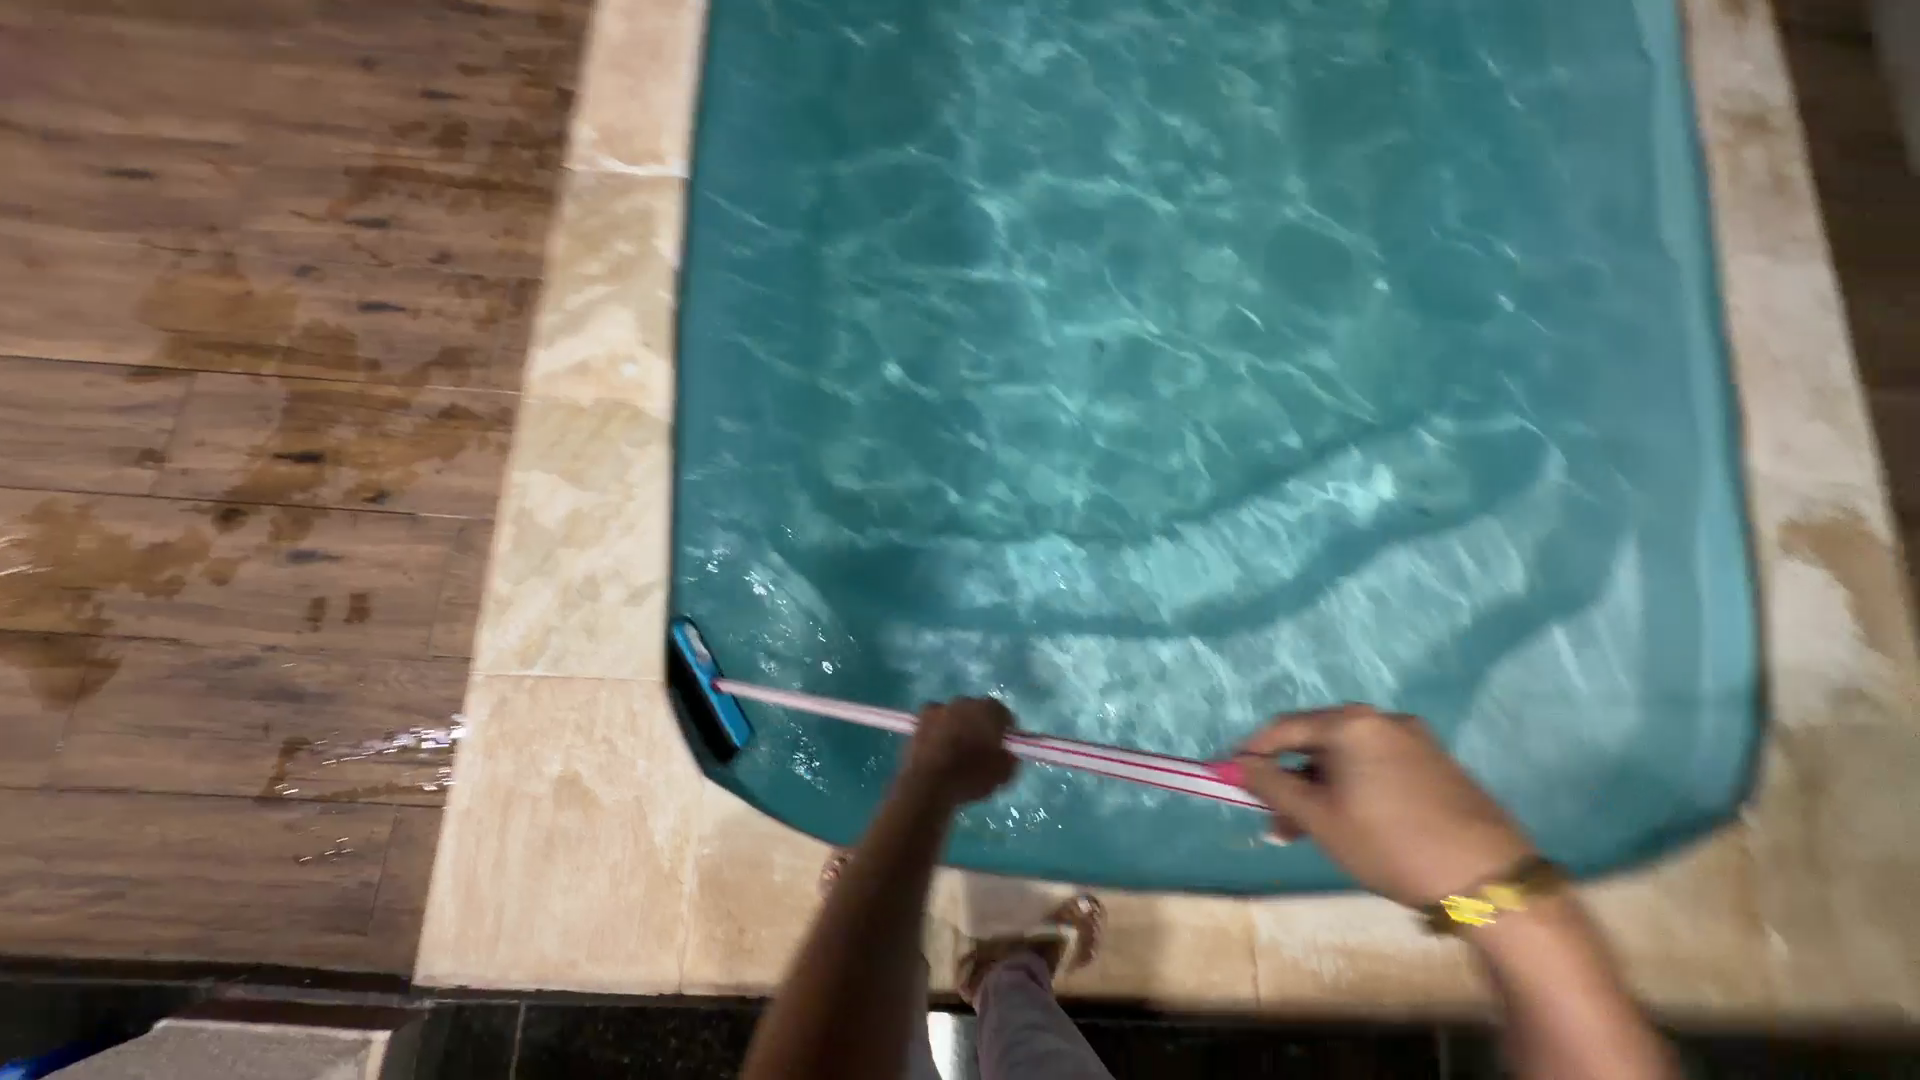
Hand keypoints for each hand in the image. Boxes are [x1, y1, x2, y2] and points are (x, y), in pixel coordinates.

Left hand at [905, 697, 1018, 806]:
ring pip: (956, 713)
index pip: (1003, 714)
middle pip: (979, 710)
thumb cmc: (971, 778)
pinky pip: (936, 718)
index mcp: (990, 711)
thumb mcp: (1003, 774)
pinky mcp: (921, 717)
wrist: (929, 784)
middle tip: (981, 747)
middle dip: (981, 725)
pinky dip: (938, 727)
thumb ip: (1010, 757)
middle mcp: (966, 701)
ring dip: (959, 724)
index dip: (1005, 730)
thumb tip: (1007, 751)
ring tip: (957, 748)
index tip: (1003, 746)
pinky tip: (938, 744)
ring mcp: (941, 707)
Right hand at [1235, 704, 1534, 906]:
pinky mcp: (1438, 765)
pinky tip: (1351, 824)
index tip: (1230, 779)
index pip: (1283, 728)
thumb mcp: (1319, 819)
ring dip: (1321, 789)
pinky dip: (1353, 789)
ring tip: (1310, 831)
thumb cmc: (1390, 844)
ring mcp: (1416, 741)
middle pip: (1317, 742)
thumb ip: (1271, 786)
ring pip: (1348, 759)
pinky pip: (1377, 767)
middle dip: (1289, 779)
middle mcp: (1382, 720)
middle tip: (1274, 819)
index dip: (1252, 753)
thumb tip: (1238, 765)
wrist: (1492, 882)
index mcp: (1351, 724)